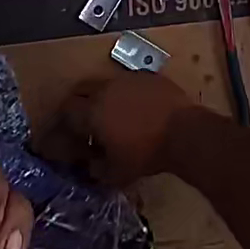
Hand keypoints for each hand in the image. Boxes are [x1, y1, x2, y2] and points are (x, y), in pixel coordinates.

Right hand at [49, 71, 196, 185]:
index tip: (67, 131)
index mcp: (92, 111)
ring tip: (110, 112)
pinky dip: (125, 93)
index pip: (67, 110)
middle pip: (81, 89)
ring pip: (104, 83)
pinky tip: (135, 107)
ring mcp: (126, 79)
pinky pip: (128, 82)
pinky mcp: (146, 76)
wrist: (185, 132)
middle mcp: (104, 89)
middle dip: (78, 103)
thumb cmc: (147, 153)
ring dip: (101, 96)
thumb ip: (99, 169)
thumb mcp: (119, 172)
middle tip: (82, 118)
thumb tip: (91, 166)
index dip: (64, 121)